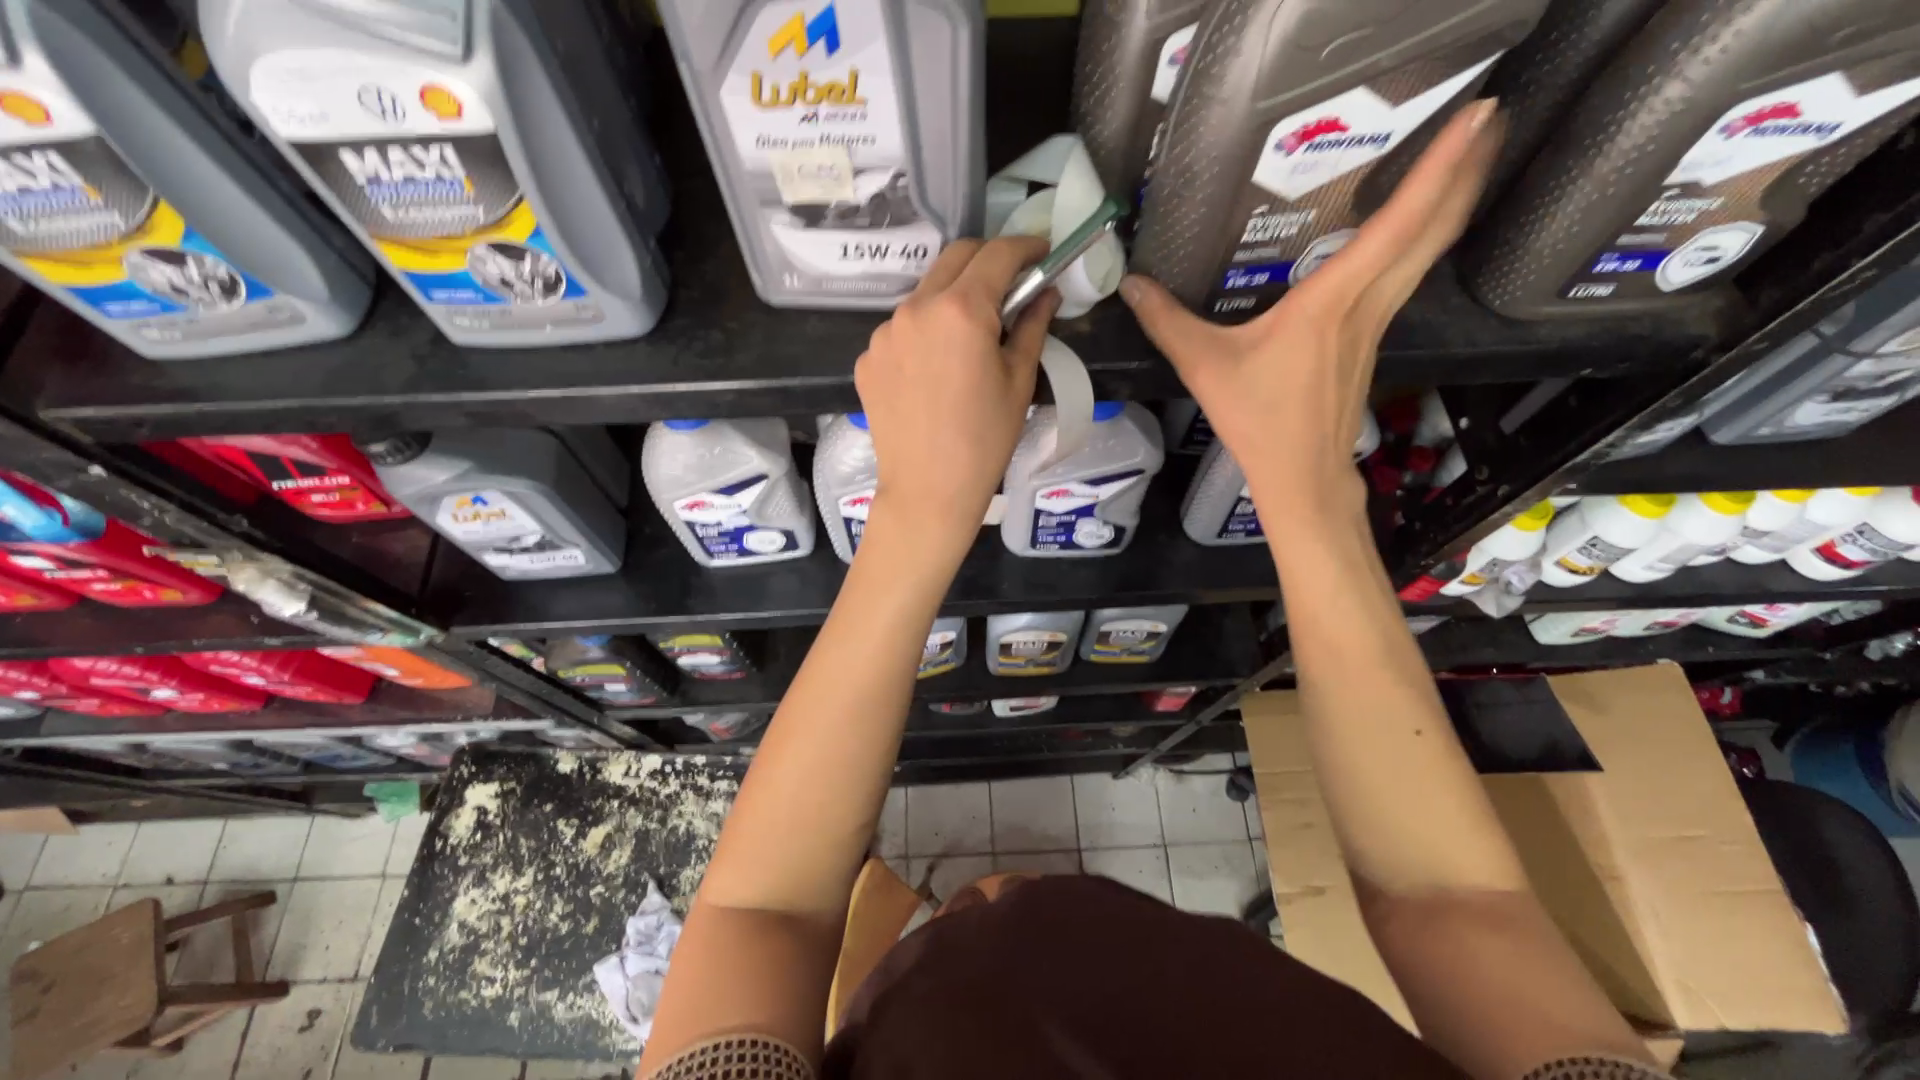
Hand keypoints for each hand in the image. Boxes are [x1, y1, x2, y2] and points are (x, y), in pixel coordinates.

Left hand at [854, 235, 1059, 549]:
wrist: (927, 491)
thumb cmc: (984, 439)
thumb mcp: (1019, 380)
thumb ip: (1032, 325)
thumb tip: (1045, 293)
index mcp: (961, 310)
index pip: (996, 253)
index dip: (1025, 246)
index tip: (1042, 252)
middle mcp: (916, 308)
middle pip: (955, 259)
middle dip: (988, 260)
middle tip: (1012, 283)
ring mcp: (884, 333)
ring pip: (924, 295)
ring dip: (952, 299)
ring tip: (970, 336)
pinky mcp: (867, 359)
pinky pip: (901, 331)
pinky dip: (924, 335)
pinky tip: (936, 370)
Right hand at [1121, 99, 1504, 528]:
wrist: (1302, 474)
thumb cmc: (1259, 420)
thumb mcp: (1204, 366)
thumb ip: (1167, 321)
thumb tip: (1130, 284)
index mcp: (1332, 300)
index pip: (1397, 224)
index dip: (1439, 169)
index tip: (1478, 117)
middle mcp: (1368, 304)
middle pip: (1432, 230)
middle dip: (1468, 170)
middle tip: (1490, 117)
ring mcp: (1378, 322)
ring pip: (1427, 253)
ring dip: (1452, 202)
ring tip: (1468, 156)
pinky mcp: (1373, 338)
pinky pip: (1408, 274)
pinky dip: (1423, 238)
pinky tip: (1413, 228)